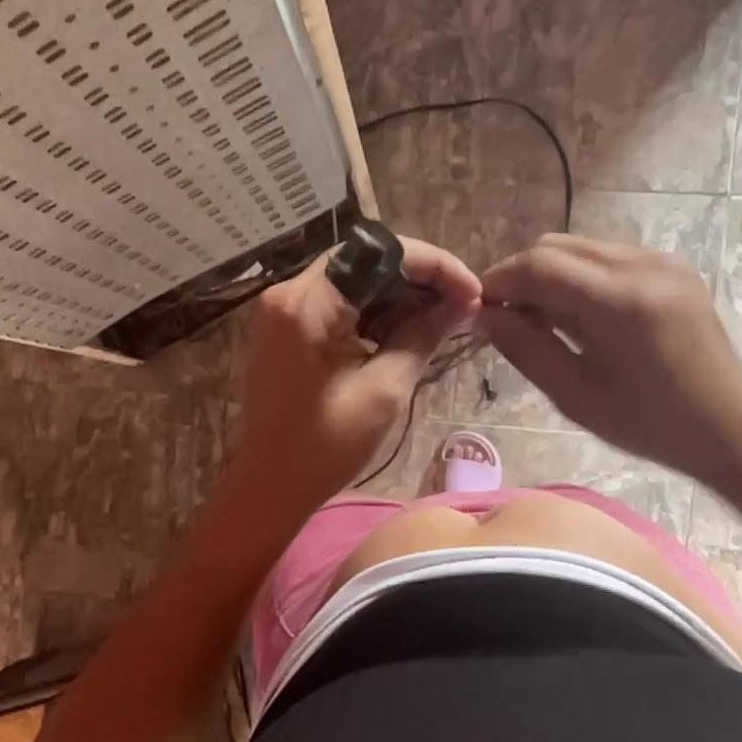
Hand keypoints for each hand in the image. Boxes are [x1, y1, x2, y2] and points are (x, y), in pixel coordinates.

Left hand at [232, 237, 479, 506]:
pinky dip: (373, 313)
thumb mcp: (383, 390)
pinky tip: (405, 333)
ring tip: (440, 322)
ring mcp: (283, 310)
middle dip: (419, 279)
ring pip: (354, 281)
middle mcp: (288, 294)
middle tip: (461, 306)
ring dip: (398, 296)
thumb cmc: (324, 448)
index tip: (472, 292)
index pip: (379, 255)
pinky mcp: (286, 329)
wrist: (269, 486)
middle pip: (365, 262)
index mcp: (306, 304)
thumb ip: (423, 335)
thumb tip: (463, 302)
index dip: (434, 266)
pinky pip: (338, 304)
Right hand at [479, 234, 741, 485]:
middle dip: (521, 276)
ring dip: (550, 276)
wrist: (726, 426)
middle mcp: (642, 265)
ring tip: (542, 322)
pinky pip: (608, 257)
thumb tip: (485, 316)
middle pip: (556, 246)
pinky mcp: (673, 267)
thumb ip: (525, 348)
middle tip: (507, 320)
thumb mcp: (574, 395)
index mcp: (619, 300)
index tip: (478, 311)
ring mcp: (662, 261)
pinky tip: (579, 318)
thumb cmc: (646, 423)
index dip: (499, 282)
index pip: (538, 265)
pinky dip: (580, 277)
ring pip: (581, 247)